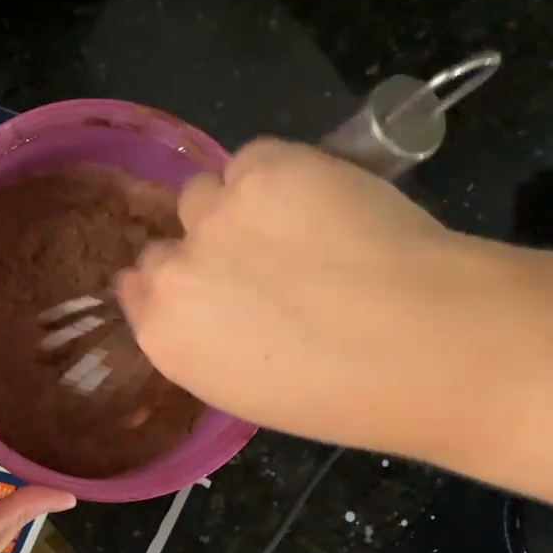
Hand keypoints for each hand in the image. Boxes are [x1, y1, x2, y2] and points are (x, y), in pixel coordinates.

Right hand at [115, 138, 493, 454]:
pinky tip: (317, 198)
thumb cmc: (334, 394)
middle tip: (254, 260)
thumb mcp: (239, 387)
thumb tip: (208, 306)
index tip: (209, 288)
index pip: (137, 289)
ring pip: (202, 194)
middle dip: (199, 249)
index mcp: (163, 334)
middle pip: (165, 243)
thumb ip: (202, 340)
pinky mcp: (265, 170)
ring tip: (290, 223)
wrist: (416, 346)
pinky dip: (277, 172)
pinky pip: (251, 158)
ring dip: (232, 206)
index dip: (175, 284)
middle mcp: (172, 273)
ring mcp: (214, 217)